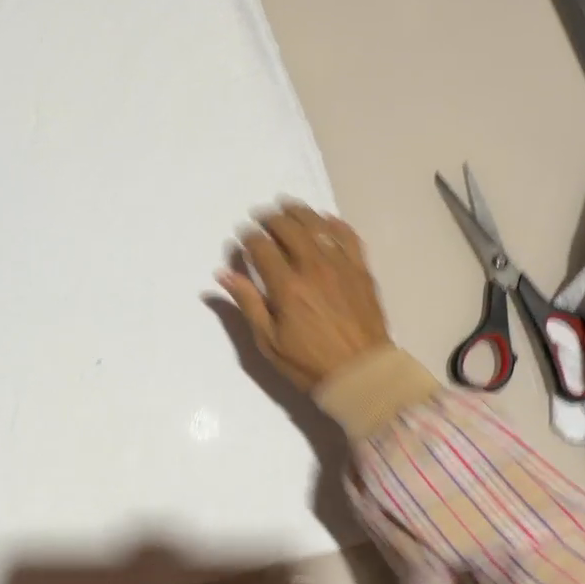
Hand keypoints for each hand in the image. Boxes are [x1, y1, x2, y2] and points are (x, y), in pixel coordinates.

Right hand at [218, 201, 391, 389]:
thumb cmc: (308, 362)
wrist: (362, 374)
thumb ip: (247, 303)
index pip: (262, 248)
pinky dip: (334, 224)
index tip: (243, 237)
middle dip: (271, 220)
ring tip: (288, 208)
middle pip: (289, 229)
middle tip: (262, 218)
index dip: (249, 238)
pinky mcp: (361, 270)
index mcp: (287, 287)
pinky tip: (325, 220)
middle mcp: (313, 268)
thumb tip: (222, 274)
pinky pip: (348, 236)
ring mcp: (341, 266)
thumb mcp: (268, 340)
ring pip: (318, 226)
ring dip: (300, 213)